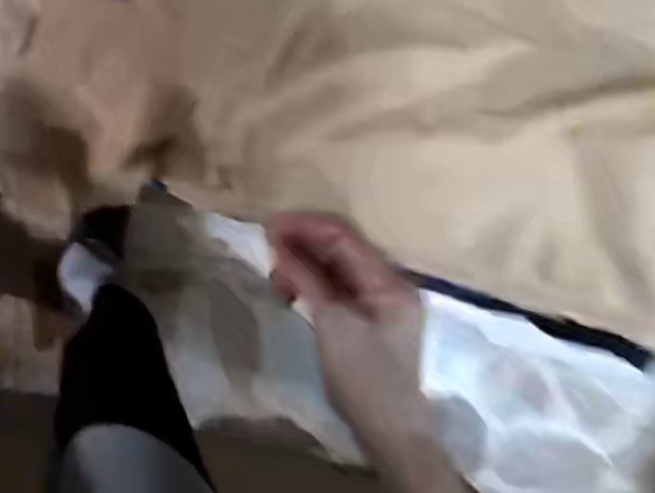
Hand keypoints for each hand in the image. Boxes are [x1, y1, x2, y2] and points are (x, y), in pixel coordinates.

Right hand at [265, 213, 427, 453]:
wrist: (386, 429)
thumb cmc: (364, 372)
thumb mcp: (332, 319)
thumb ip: (305, 274)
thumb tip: (275, 238)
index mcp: (388, 282)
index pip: (341, 235)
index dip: (302, 225)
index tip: (266, 228)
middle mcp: (385, 283)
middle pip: (335, 245)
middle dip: (297, 243)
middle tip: (266, 250)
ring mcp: (374, 299)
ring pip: (328, 262)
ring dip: (298, 262)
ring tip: (276, 277)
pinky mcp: (360, 312)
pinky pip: (328, 281)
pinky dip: (305, 279)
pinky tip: (287, 289)